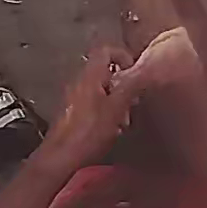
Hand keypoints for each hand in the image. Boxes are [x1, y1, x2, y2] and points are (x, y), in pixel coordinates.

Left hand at [35, 45, 138, 173]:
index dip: (123, 56)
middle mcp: (79, 81)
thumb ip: (131, 86)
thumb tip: (145, 69)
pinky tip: (111, 129)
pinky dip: (106, 110)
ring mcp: (73, 97)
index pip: (106, 50)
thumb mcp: (116, 108)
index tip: (135, 73)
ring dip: (116, 100)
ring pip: (100, 89)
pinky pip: (93, 102)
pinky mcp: (71, 112)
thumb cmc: (89, 131)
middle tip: (132, 102)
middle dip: (123, 84)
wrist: (61, 156)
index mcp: (89, 76)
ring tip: (123, 120)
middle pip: (105, 71)